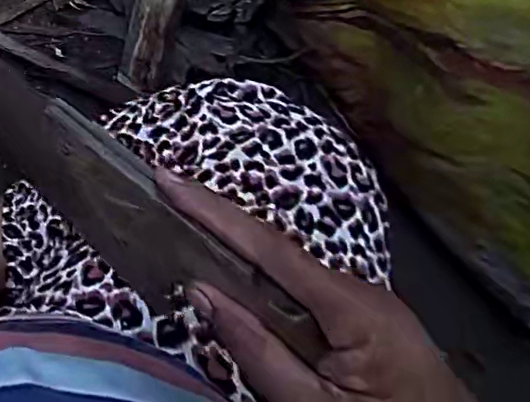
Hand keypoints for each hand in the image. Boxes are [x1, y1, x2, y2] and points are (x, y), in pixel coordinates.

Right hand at [157, 170, 475, 401]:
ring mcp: (365, 307)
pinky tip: (228, 268)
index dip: (211, 208)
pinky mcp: (363, 323)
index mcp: (357, 309)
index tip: (163, 176)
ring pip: (282, 267)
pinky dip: (254, 272)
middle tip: (163, 188)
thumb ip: (259, 352)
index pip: (267, 246)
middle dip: (216, 217)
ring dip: (232, 244)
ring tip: (182, 219)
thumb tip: (197, 289)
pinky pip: (295, 287)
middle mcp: (361, 293)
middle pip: (272, 248)